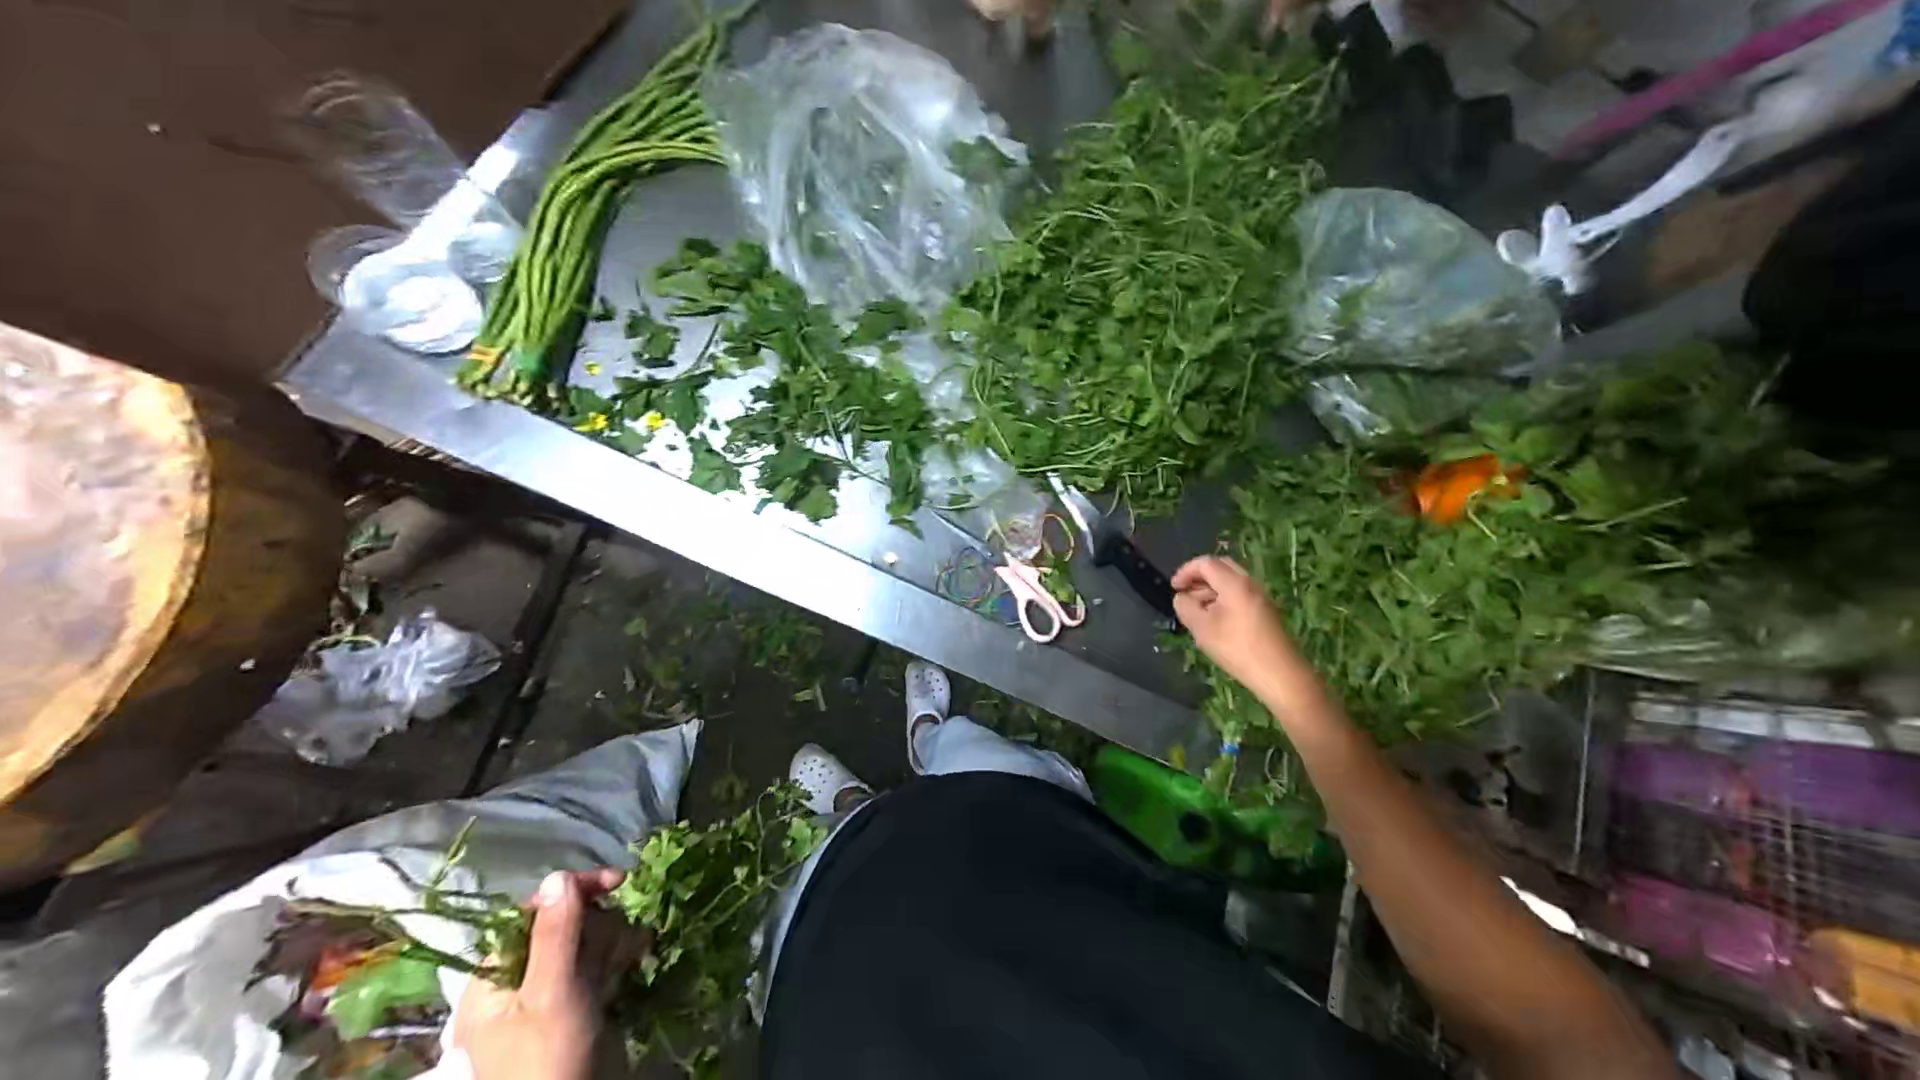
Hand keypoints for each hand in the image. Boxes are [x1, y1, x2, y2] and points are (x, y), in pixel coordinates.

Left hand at [453, 869, 633, 1079]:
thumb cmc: (546, 1062)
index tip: (617, 882)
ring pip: (583, 946)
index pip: (531, 913)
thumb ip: (555, 934)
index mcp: (493, 978)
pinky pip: (596, 969)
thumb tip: (559, 874)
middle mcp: (516, 983)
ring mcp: (547, 999)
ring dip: (614, 937)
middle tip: (627, 928)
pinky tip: (639, 955)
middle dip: (599, 920)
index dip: (572, 891)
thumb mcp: (551, 994)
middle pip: (562, 926)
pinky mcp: (574, 1011)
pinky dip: (618, 957)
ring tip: (638, 946)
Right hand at [1170, 555, 1301, 701]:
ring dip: (1210, 588)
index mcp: (1234, 583)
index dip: (1185, 571)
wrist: (1279, 673)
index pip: (1206, 563)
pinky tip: (1215, 619)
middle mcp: (1250, 583)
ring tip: (1196, 609)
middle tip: (1184, 593)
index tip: (1174, 588)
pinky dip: (1223, 598)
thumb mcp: (1201, 628)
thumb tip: (1182, 597)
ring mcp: (1261, 597)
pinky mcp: (1265, 611)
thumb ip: (1185, 607)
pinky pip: (1240, 594)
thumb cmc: (1236, 648)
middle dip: (1199, 576)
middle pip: (1221, 567)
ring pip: (1231, 581)